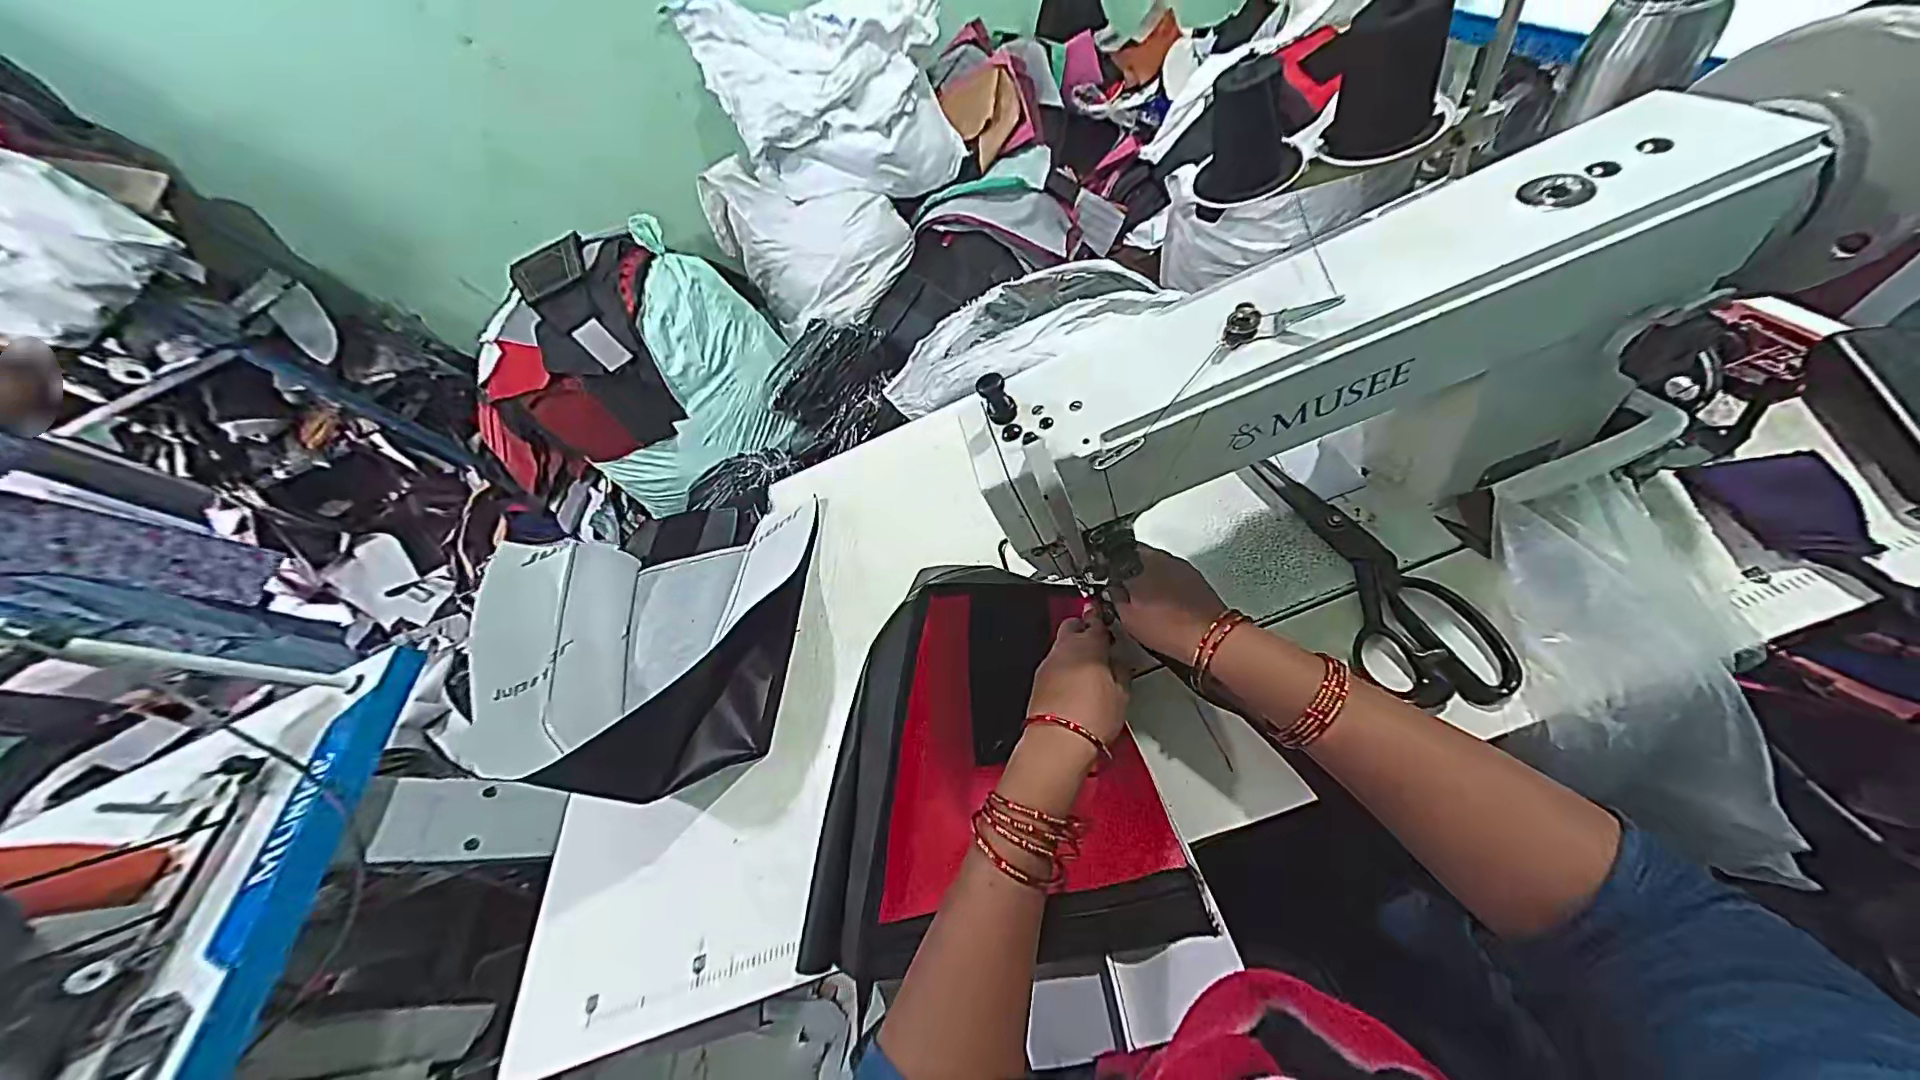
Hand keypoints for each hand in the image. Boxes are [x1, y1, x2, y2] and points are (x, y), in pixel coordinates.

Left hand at [1027, 615, 1129, 744]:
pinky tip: (1074, 683)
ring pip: (1061, 644)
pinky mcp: (1038, 679)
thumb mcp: (1122, 694)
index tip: (1107, 621)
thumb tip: (1119, 664)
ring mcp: (1048, 663)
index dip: (1103, 619)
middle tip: (1099, 642)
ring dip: (1073, 649)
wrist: (1058, 740)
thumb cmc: (1090, 717)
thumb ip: (1121, 671)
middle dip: (1084, 629)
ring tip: (1089, 667)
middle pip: (1073, 625)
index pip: (1096, 620)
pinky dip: (1063, 667)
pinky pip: (1053, 664)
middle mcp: (1064, 648)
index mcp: (1088, 644)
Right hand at [1107, 544, 1226, 660]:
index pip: (1114, 557)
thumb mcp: (1128, 619)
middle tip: (1126, 588)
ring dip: (1148, 573)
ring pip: (1155, 562)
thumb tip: (1113, 591)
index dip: (1108, 569)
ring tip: (1147, 597)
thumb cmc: (1169, 629)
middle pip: (1135, 555)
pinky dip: (1165, 580)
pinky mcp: (1193, 574)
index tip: (1109, 581)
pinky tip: (1165, 599)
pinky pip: (1172, 571)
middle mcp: (1157, 558)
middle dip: (1128, 569)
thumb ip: (1116, 599)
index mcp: (1136, 565)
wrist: (1207, 637)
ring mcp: (1177, 564)